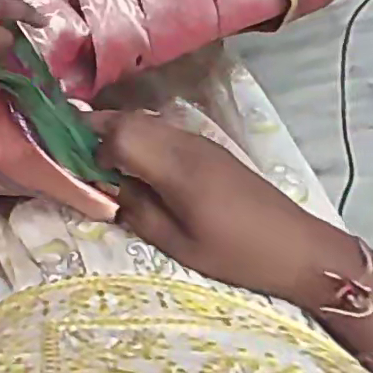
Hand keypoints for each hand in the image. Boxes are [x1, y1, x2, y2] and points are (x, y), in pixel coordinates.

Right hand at [90, 110, 361, 306]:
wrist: (302, 249)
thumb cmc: (238, 254)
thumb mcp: (180, 244)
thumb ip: (136, 211)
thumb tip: (103, 190)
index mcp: (175, 167)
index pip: (117, 137)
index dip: (89, 149)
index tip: (75, 169)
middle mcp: (183, 143)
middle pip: (126, 118)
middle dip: (94, 128)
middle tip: (70, 148)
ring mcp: (196, 141)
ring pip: (143, 119)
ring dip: (114, 129)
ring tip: (95, 153)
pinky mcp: (206, 146)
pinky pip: (159, 129)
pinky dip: (136, 135)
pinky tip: (131, 159)